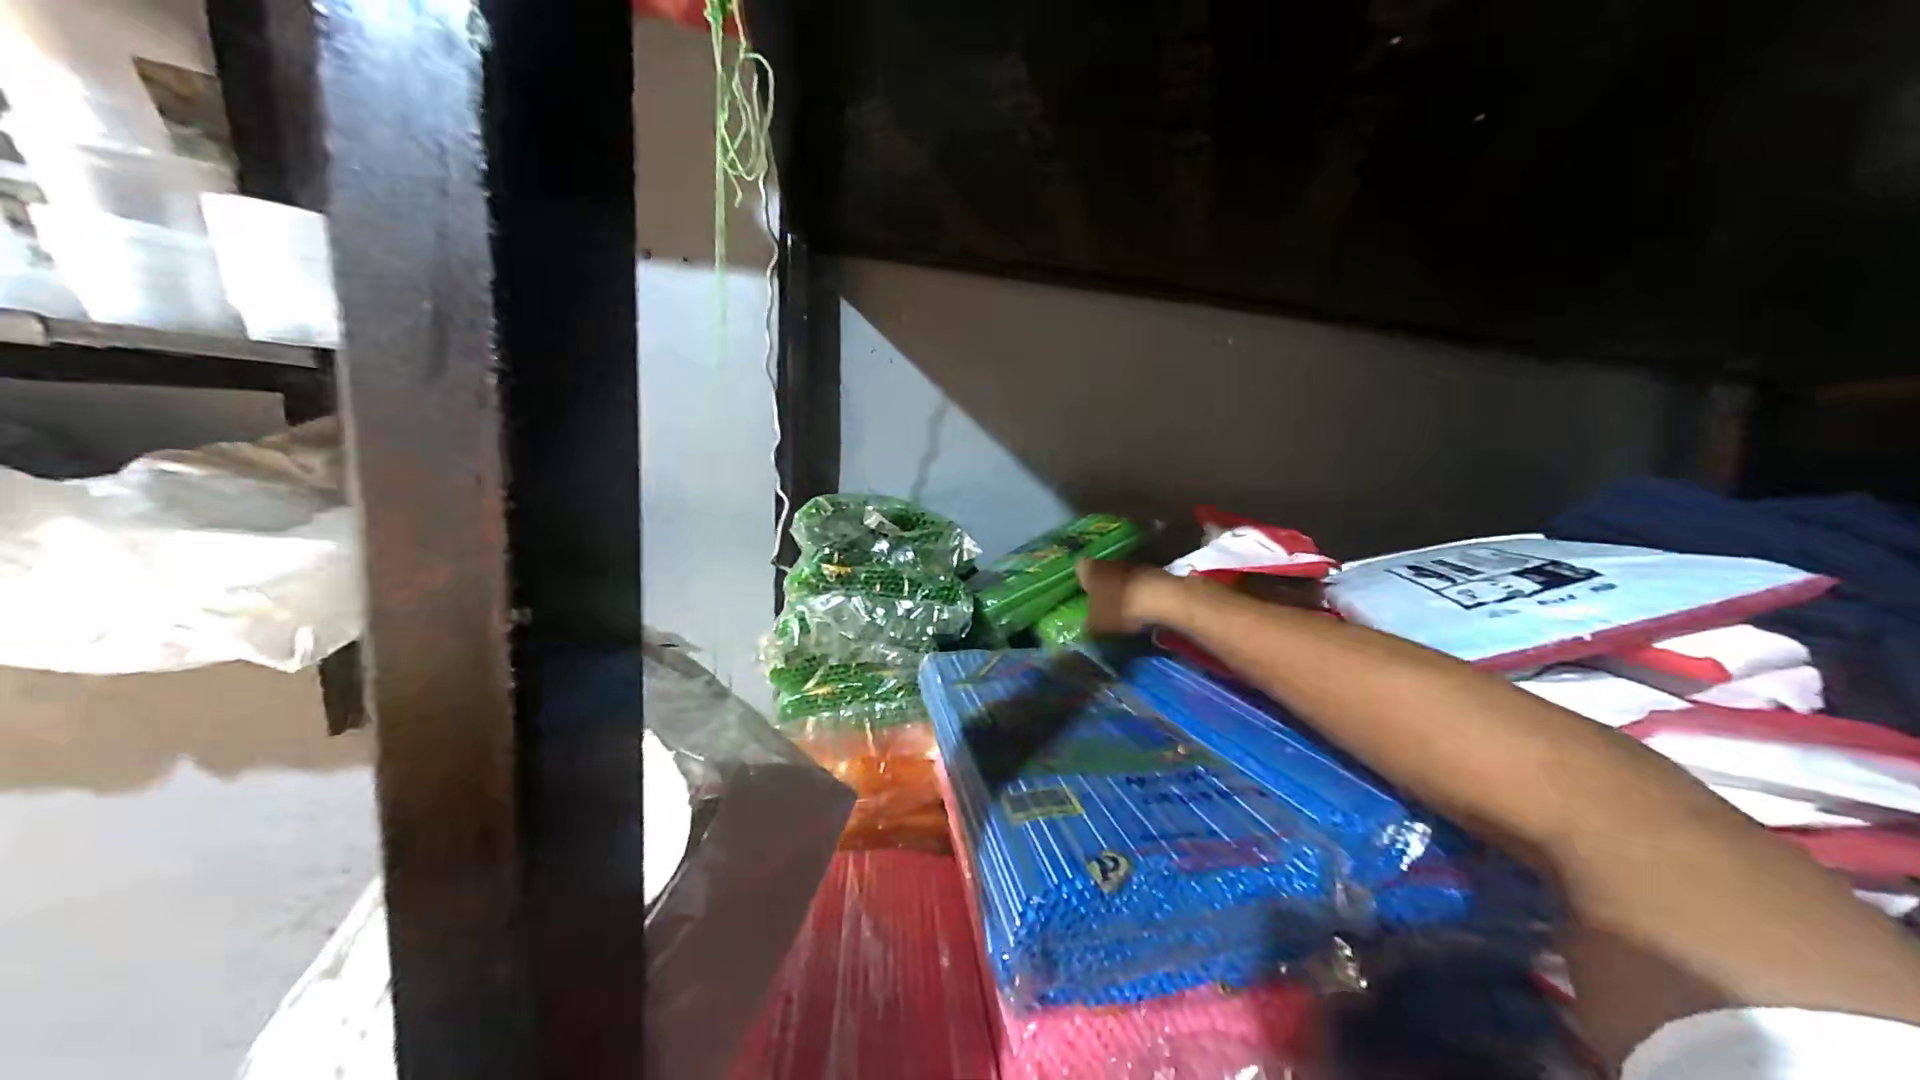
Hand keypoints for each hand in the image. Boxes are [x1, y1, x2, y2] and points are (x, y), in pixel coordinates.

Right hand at [1074, 559, 1182, 634]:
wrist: (1159, 598)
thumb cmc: (1118, 607)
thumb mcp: (1096, 624)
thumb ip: (1088, 623)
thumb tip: (1087, 625)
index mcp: (1089, 569)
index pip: (1079, 570)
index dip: (1081, 583)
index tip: (1084, 596)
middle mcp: (1108, 562)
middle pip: (1102, 573)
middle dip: (1103, 587)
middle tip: (1103, 606)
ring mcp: (1132, 565)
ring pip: (1122, 578)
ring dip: (1123, 591)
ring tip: (1124, 612)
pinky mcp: (1153, 572)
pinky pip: (1140, 584)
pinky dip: (1140, 595)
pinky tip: (1142, 611)